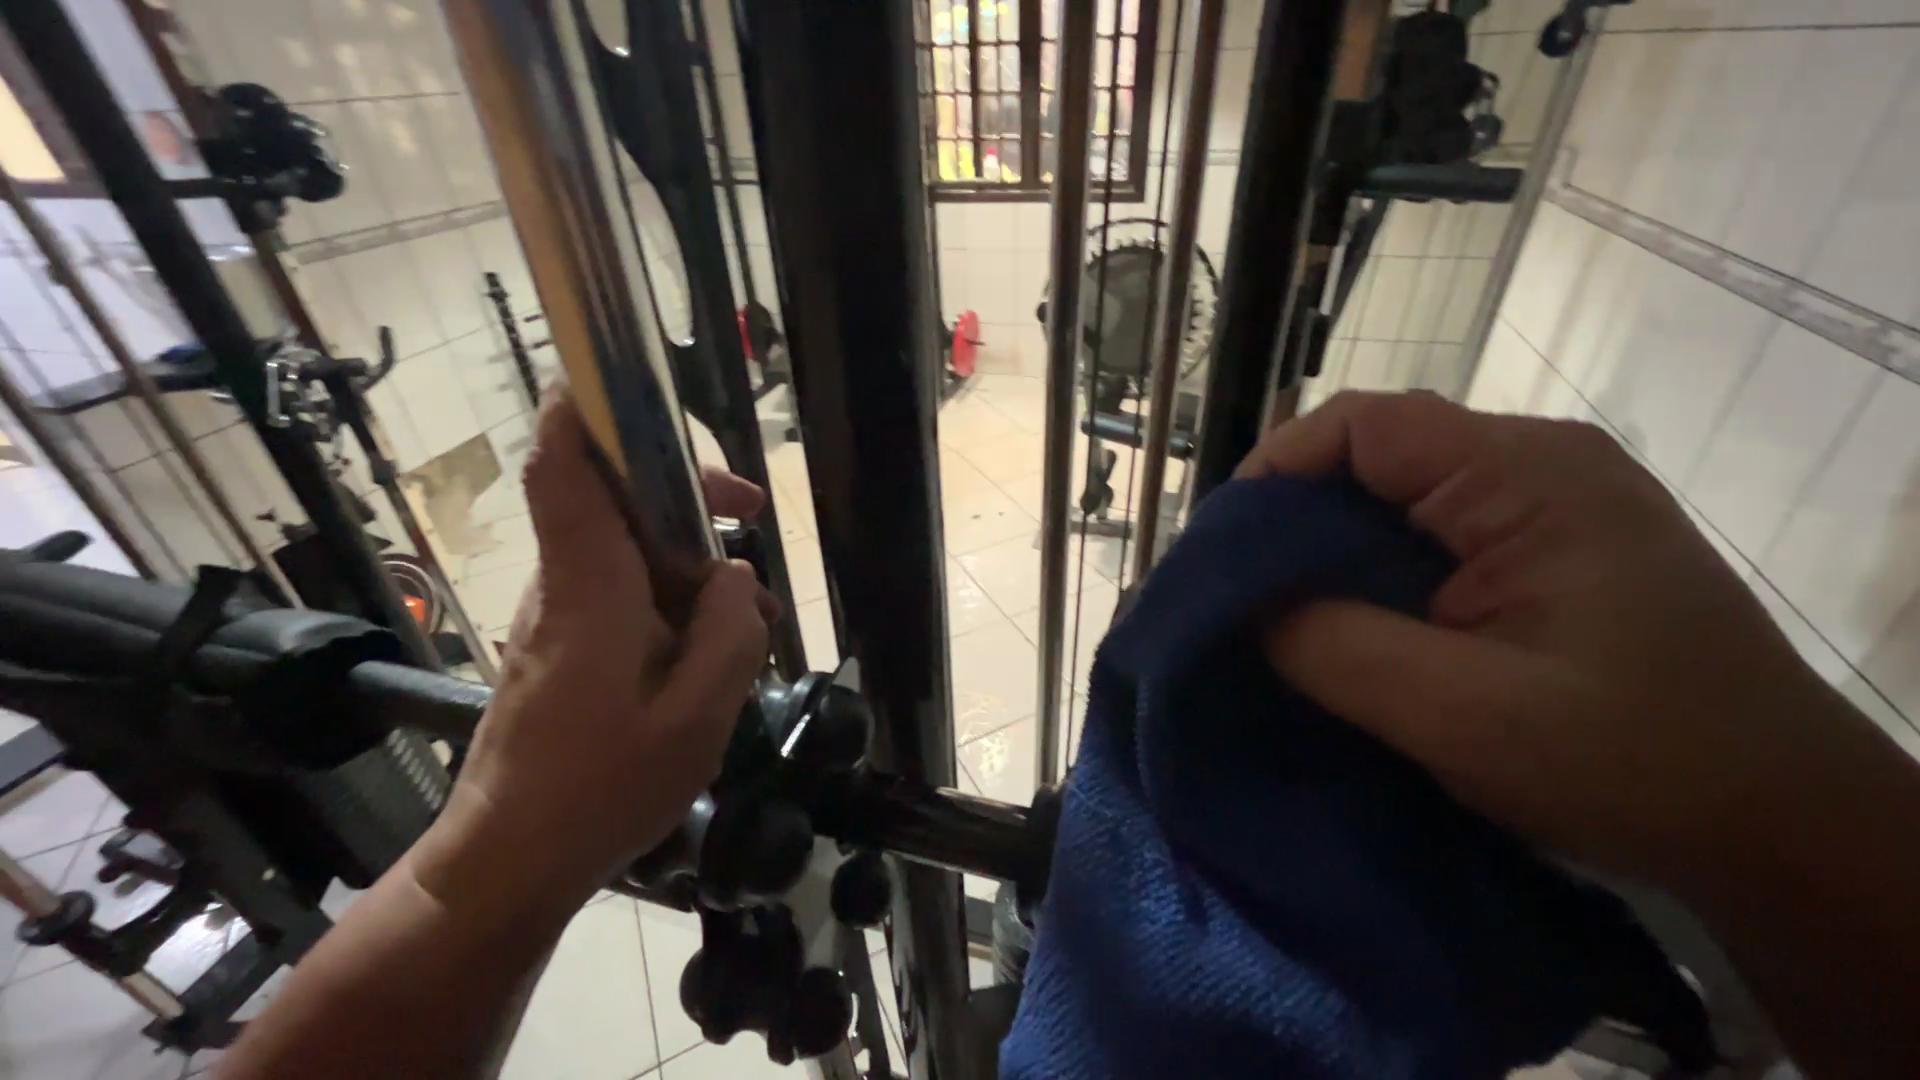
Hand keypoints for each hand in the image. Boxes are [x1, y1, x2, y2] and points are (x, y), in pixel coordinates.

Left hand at [422, 391, 771, 907]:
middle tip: (752, 511)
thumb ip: (729, 633)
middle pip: (611, 498)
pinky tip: (711, 649)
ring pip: (623, 549)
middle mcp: (564, 586)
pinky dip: (670, 598)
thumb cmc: (603, 788)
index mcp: (591, 590)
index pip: (565, 470)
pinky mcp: (560, 646)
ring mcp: (557, 617)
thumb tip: (738, 577)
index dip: (584, 409)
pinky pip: (619, 593)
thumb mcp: (699, 716)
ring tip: (749, 613)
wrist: (509, 862)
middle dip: (685, 490)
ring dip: (687, 557)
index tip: (625, 378)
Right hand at [1246, 391, 1898, 891]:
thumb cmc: (1630, 762)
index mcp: (1525, 475)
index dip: (1274, 469)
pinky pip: (1427, 536)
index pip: (1363, 425)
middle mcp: (1535, 466)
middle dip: (1291, 517)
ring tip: (1274, 608)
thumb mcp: (1459, 712)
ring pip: (1394, 498)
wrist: (1782, 827)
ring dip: (1327, 548)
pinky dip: (1369, 572)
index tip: (1219, 548)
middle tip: (1233, 588)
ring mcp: (1544, 506)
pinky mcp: (1542, 550)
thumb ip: (1333, 646)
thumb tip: (1238, 607)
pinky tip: (1343, 621)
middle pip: (1373, 455)